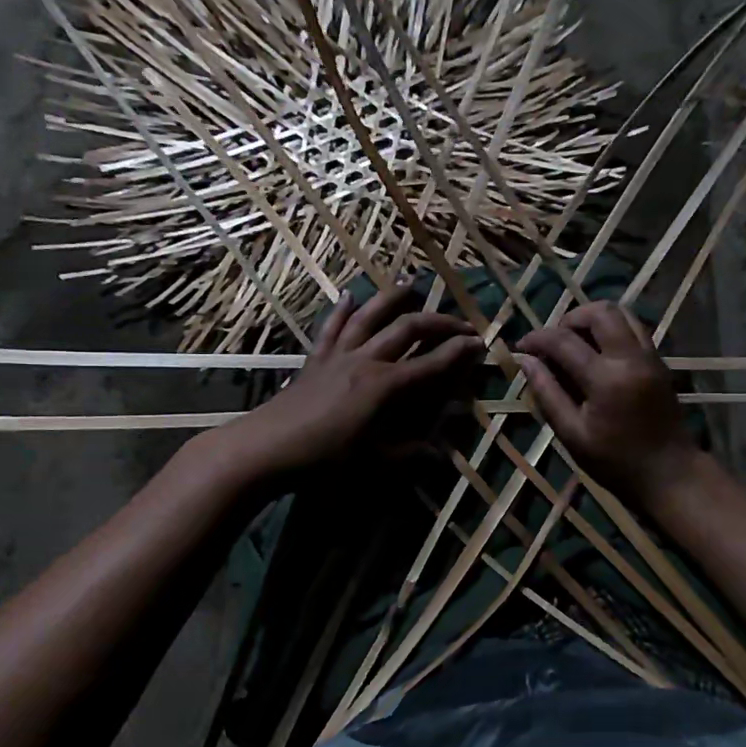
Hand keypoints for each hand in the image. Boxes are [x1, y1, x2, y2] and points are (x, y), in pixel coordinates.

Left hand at [204, 284, 483, 485]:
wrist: (265, 449)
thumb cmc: (322, 459)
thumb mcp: (373, 462)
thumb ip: (409, 454)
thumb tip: (443, 455)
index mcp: (384, 386)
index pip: (431, 363)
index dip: (458, 352)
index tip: (480, 341)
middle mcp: (365, 360)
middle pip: (407, 329)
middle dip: (438, 322)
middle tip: (461, 321)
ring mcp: (338, 355)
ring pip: (370, 317)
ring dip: (393, 299)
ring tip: (411, 284)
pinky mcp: (316, 359)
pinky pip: (331, 328)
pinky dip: (341, 310)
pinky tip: (349, 295)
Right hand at [514, 301, 700, 504]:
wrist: (670, 473)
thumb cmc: (616, 461)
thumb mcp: (572, 434)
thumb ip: (547, 394)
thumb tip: (526, 361)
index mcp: (606, 379)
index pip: (564, 340)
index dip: (537, 338)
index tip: (522, 346)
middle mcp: (631, 357)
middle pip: (599, 312)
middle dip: (570, 319)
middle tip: (553, 341)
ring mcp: (650, 356)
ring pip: (622, 313)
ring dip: (593, 319)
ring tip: (575, 341)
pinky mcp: (660, 360)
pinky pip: (634, 327)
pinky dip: (612, 328)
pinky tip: (598, 351)